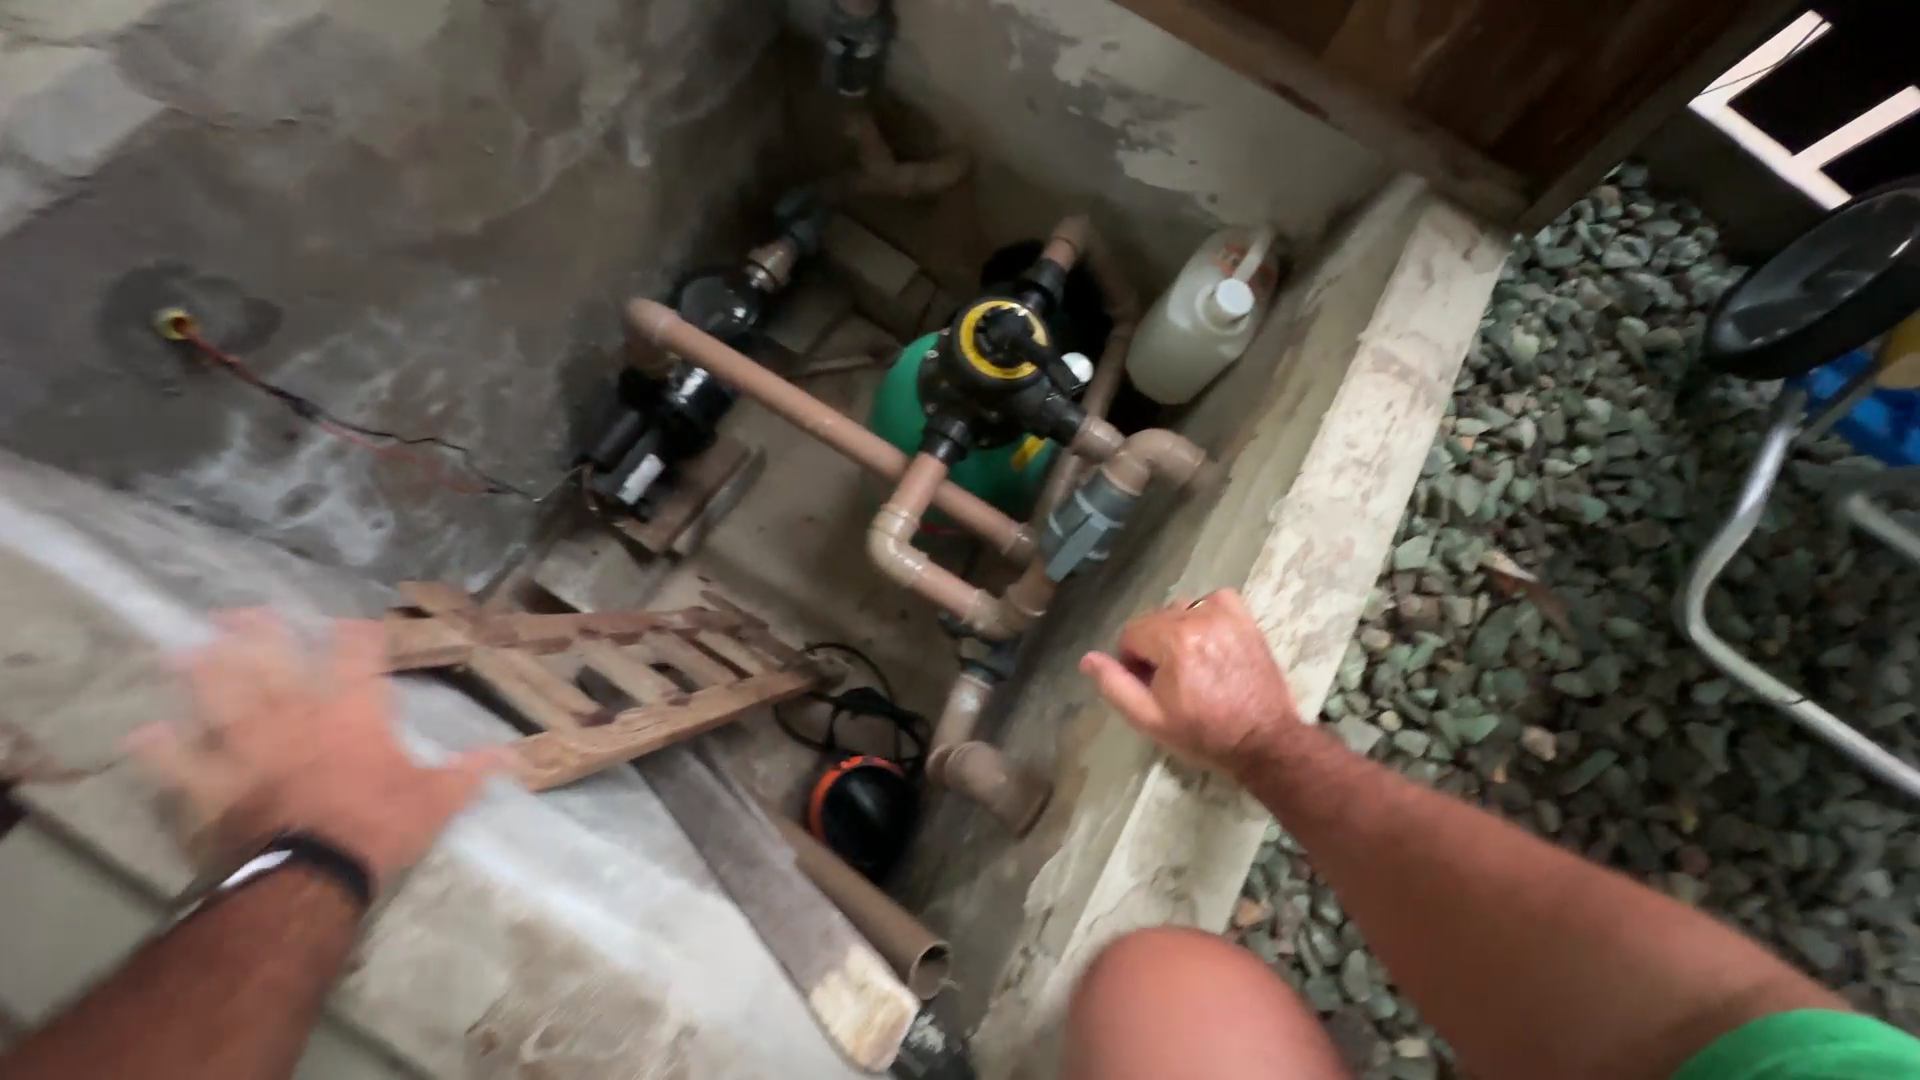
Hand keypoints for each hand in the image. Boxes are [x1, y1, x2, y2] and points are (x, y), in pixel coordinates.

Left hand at [128, 610, 502, 893]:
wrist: (311, 874)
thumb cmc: (380, 825)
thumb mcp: (439, 798)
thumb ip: (470, 771)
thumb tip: (514, 753)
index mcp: (357, 717)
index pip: (359, 662)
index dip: (355, 637)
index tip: (351, 619)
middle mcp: (301, 722)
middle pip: (278, 669)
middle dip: (262, 639)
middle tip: (239, 611)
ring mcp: (253, 753)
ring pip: (224, 704)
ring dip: (205, 678)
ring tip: (186, 652)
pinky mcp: (218, 788)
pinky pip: (184, 765)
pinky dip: (165, 751)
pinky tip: (142, 735)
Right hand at [1079, 589, 1302, 776]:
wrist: (1263, 741)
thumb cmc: (1203, 733)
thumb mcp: (1148, 719)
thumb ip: (1114, 684)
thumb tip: (1088, 659)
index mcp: (1173, 641)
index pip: (1131, 633)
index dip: (1132, 661)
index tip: (1149, 686)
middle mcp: (1198, 619)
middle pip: (1154, 620)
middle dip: (1154, 647)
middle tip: (1171, 682)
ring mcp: (1226, 616)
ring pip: (1181, 610)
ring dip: (1177, 631)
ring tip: (1192, 664)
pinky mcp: (1246, 620)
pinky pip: (1214, 600)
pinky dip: (1206, 614)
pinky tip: (1209, 640)